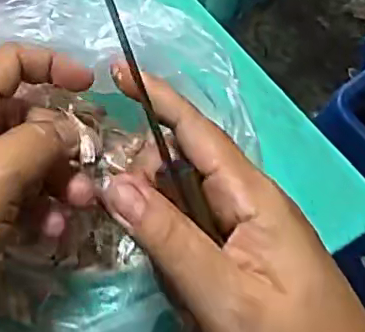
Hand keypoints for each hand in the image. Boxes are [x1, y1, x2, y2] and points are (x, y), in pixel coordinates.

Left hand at [0, 45, 96, 327]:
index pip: (9, 62)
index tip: (90, 86)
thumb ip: (41, 142)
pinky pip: (15, 192)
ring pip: (24, 157)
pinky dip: (37, 206)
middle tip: (91, 174)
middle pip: (24, 114)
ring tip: (78, 207)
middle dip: (62, 140)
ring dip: (56, 178)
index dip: (50, 65)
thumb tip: (70, 127)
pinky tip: (52, 232)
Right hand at [100, 64, 364, 331]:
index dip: (154, 94)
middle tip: (112, 203)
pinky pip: (192, 230)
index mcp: (252, 194)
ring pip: (179, 198)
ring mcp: (246, 229)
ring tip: (153, 257)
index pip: (194, 128)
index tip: (115, 67)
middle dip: (142, 175)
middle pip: (178, 162)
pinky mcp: (243, 256)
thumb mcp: (228, 296)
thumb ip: (169, 238)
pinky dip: (173, 244)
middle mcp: (247, 200)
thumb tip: (111, 181)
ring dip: (157, 218)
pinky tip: (173, 275)